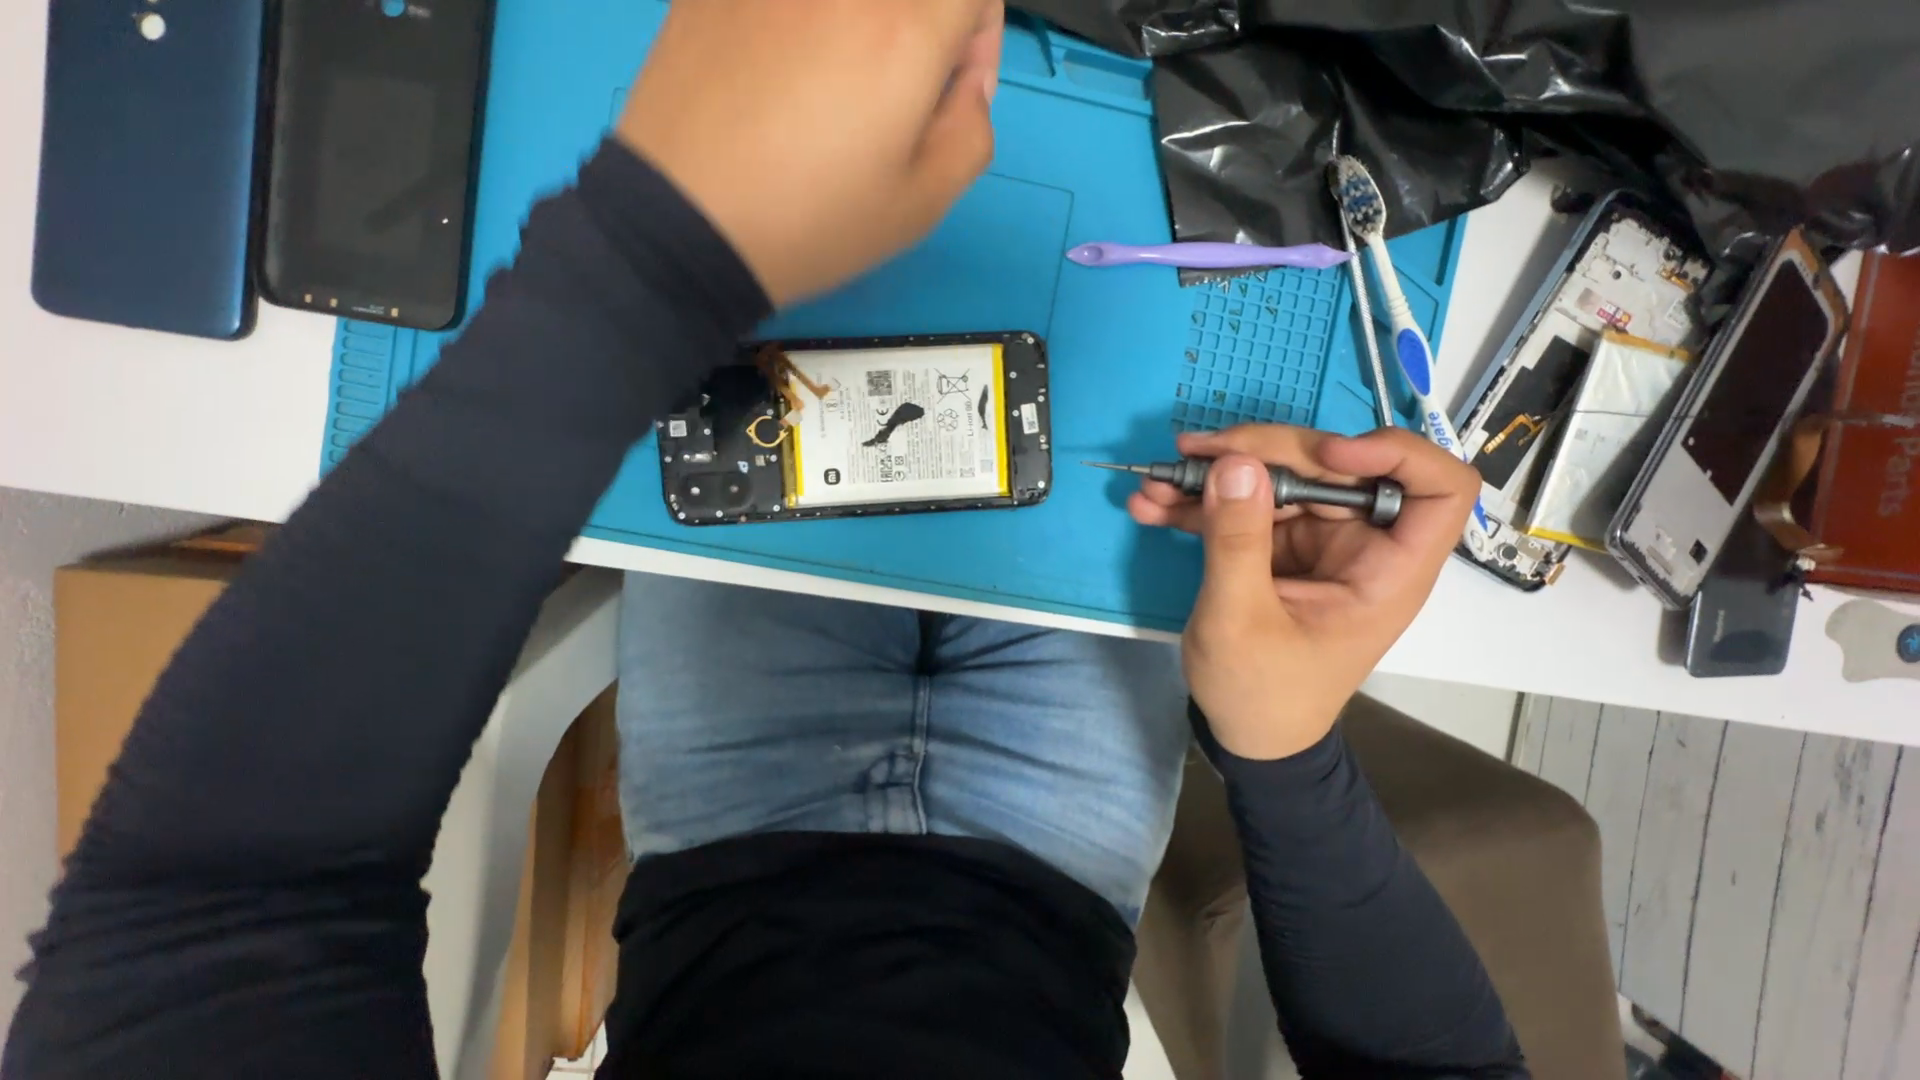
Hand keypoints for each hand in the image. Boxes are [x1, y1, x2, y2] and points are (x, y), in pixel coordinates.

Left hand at [616, 0, 1004, 306]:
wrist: (687, 224)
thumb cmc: (813, 222)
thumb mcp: (922, 204)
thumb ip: (973, 128)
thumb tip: (963, 85)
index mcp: (904, 24)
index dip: (980, 36)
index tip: (954, 91)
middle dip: (924, 27)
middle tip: (898, 88)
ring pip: (844, 2)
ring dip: (861, 28)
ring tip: (835, 82)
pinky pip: (784, 2)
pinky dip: (800, 23)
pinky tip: (778, 74)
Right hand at [1129, 426, 1479, 759]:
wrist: (1245, 733)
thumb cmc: (1260, 692)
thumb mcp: (1239, 620)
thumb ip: (1237, 541)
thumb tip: (1236, 462)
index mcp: (1388, 570)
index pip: (1439, 488)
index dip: (1394, 453)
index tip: (1326, 453)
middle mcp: (1360, 544)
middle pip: (1333, 466)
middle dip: (1263, 452)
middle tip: (1196, 452)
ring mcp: (1316, 543)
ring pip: (1278, 479)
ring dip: (1214, 475)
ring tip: (1156, 482)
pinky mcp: (1278, 548)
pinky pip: (1244, 507)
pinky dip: (1200, 503)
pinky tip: (1152, 506)